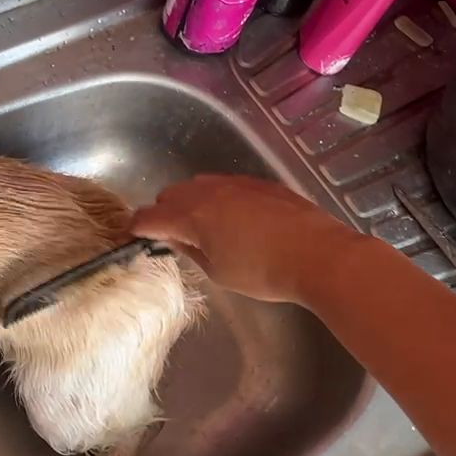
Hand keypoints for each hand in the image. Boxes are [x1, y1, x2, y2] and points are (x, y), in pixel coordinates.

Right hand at [131, 175, 355, 302]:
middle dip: (164, 213)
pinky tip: (235, 222)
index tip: (134, 236)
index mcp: (191, 215)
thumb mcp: (218, 272)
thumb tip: (176, 239)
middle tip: (174, 237)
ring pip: (198, 186)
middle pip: (170, 194)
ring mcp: (236, 183)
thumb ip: (191, 251)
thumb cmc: (264, 272)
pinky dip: (218, 200)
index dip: (137, 227)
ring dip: (191, 204)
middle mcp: (208, 191)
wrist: (321, 255)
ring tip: (205, 228)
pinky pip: (225, 186)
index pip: (149, 216)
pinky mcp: (260, 183)